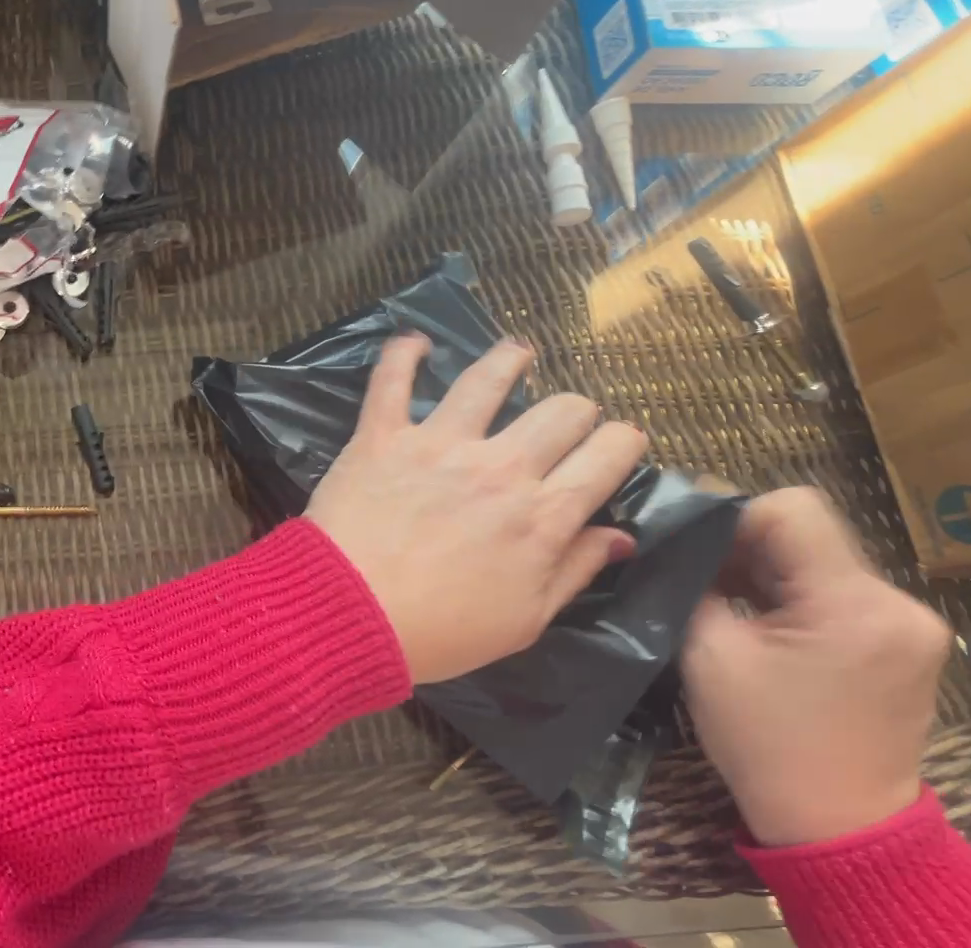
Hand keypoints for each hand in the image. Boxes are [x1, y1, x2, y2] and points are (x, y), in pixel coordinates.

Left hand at [306, 334, 647, 683]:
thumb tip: (617, 535)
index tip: (617, 445)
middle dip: (577, 410)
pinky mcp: (379, 436)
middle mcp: (498, 467)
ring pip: (486, 380)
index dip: (623, 444)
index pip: (608, 456)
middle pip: (562, 412)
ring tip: (517, 353)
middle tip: (565, 418)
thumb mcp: (524, 620)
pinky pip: (390, 381)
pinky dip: (401, 355)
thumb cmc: (438, 630)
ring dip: (509, 361)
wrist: (347, 612)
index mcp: (542, 515)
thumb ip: (572, 570)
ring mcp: (436, 444)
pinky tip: (414, 340)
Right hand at [682, 488, 952, 847]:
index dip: (729, 512)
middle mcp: (897, 604)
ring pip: (815, 558)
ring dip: (758, 567)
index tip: (685, 539)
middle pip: (806, 532)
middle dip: (738, 541)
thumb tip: (671, 540)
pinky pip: (829, 588)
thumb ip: (693, 584)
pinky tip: (744, 612)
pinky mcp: (897, 640)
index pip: (792, 510)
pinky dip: (781, 590)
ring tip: (707, 590)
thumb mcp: (708, 653)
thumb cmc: (763, 739)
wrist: (835, 821)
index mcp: (855, 605)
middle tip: (683, 564)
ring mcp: (905, 623)